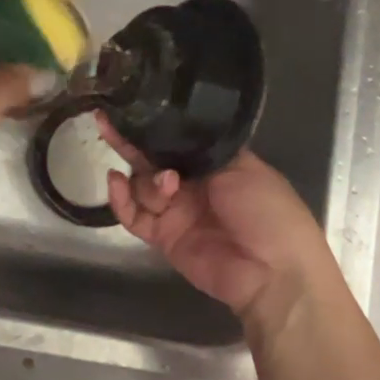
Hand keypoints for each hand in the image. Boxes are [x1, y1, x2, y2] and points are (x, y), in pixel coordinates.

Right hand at [100, 121, 334, 329]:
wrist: (273, 271)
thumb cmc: (266, 211)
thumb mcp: (243, 168)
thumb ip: (200, 150)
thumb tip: (169, 132)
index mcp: (214, 164)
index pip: (176, 140)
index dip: (155, 127)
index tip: (129, 108)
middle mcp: (192, 184)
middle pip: (152, 160)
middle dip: (130, 142)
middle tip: (106, 122)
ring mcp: (176, 211)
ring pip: (141, 185)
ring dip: (143, 178)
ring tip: (164, 183)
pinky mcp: (163, 237)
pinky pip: (134, 216)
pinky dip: (121, 201)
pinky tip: (117, 184)